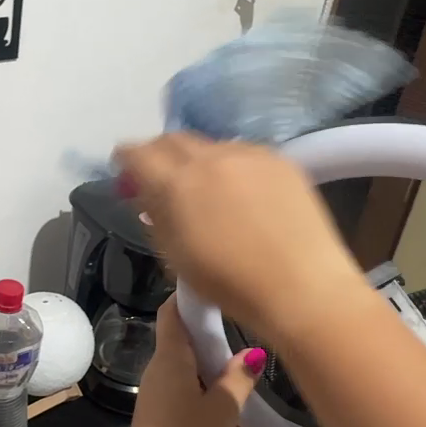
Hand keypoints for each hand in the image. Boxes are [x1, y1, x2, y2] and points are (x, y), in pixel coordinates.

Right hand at [113, 134, 371, 344]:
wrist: (302, 287)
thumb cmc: (230, 284)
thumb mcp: (176, 255)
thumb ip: (155, 215)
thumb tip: (145, 193)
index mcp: (177, 184)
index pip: (138, 154)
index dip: (126, 158)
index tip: (123, 167)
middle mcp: (210, 158)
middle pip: (172, 140)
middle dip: (158, 153)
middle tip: (157, 174)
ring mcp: (248, 155)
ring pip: (209, 145)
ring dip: (195, 159)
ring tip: (202, 186)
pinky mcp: (279, 159)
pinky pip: (242, 153)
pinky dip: (229, 165)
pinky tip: (239, 192)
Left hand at [121, 297, 263, 426]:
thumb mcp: (224, 409)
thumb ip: (238, 378)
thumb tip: (252, 352)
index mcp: (171, 358)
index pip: (173, 311)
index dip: (190, 296)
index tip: (216, 290)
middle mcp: (158, 368)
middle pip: (182, 340)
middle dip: (211, 336)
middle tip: (244, 333)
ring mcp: (157, 392)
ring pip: (186, 369)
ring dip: (212, 370)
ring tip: (244, 376)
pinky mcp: (159, 414)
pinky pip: (184, 391)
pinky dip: (206, 393)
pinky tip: (232, 414)